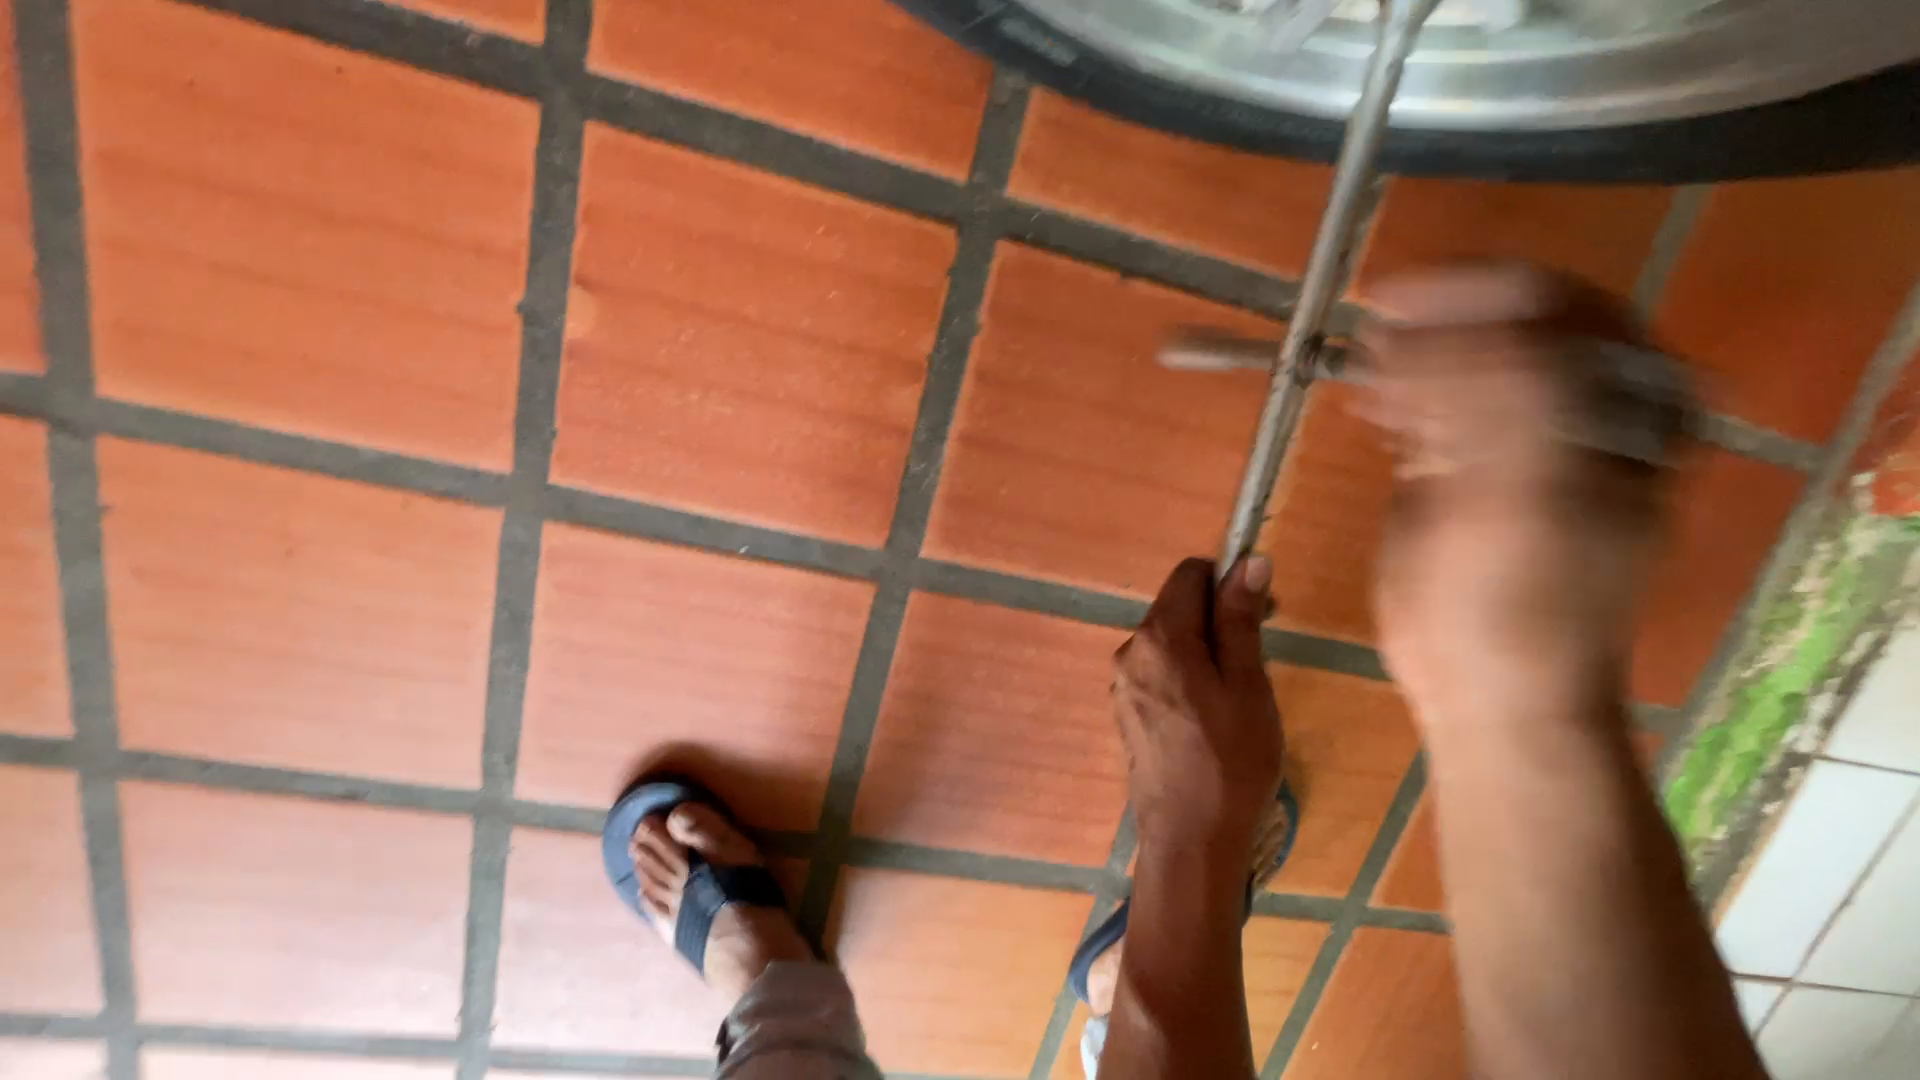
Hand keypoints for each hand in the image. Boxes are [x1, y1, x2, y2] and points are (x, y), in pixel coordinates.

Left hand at [1113, 556, 1283, 849]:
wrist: (1190, 836)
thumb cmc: (1231, 759)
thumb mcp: (1247, 683)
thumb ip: (1241, 619)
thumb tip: (1249, 560)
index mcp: (1158, 636)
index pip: (1189, 574)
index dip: (1227, 580)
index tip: (1261, 610)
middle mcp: (1130, 651)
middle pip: (1177, 607)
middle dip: (1218, 617)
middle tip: (1258, 657)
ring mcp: (1122, 683)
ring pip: (1169, 641)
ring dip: (1204, 648)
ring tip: (1237, 694)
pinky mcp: (1126, 711)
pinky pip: (1159, 672)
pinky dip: (1186, 674)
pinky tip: (1210, 714)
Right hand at [1359, 265, 1671, 721]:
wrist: (1491, 685)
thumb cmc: (1516, 604)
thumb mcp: (1522, 500)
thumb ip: (1501, 405)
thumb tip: (1431, 337)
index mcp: (1625, 410)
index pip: (1557, 310)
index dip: (1476, 295)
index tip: (1393, 299)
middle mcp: (1582, 413)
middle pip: (1508, 330)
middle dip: (1438, 324)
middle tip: (1371, 328)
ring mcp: (1520, 441)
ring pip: (1466, 369)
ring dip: (1412, 359)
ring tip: (1361, 360)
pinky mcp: (1466, 472)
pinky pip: (1435, 413)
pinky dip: (1399, 400)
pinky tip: (1366, 404)